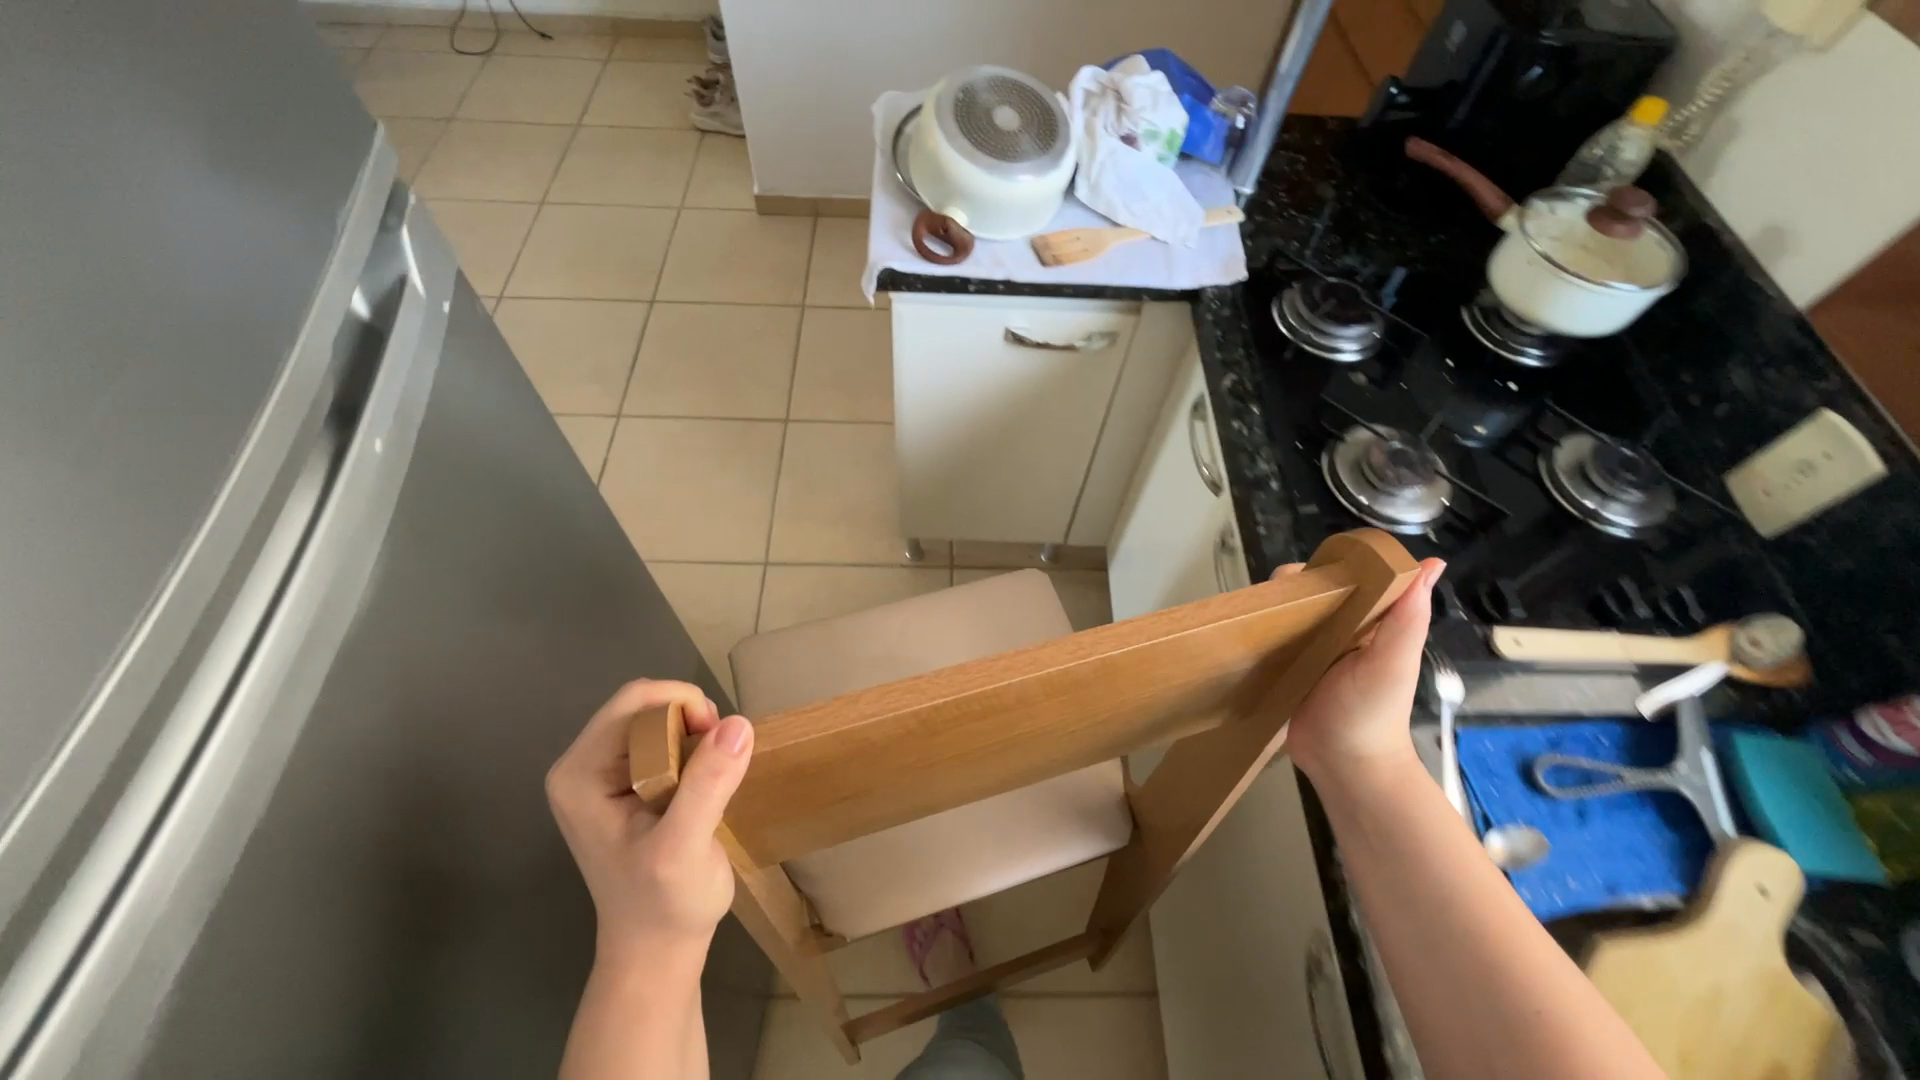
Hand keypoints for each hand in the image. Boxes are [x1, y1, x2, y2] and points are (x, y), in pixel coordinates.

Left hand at [546, 679, 753, 966]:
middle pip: (644, 705)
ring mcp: (603, 774)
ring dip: (694, 735)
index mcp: (579, 774)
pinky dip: (693, 748)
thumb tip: (738, 724)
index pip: (634, 702)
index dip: (682, 707)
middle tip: (722, 760)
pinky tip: (705, 782)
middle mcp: (583, 765)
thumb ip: (706, 785)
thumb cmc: (664, 905)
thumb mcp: (685, 847)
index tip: (718, 740)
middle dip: (690, 720)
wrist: (658, 949)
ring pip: (657, 718)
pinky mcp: (626, 783)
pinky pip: (663, 739)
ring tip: (714, 776)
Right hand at [1277, 558, 1445, 785]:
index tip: (1309, 575)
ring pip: (1283, 612)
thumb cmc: (1374, 713)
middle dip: (1289, 589)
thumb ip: (1408, 617)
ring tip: (1258, 620)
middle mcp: (1336, 629)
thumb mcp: (1394, 662)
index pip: (1344, 577)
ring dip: (1268, 609)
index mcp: (1367, 620)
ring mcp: (1306, 648)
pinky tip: (1244, 634)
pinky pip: (1266, 640)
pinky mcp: (1281, 667)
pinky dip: (1255, 633)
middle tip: (1278, 606)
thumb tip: (1431, 565)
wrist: (1344, 764)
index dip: (1326, 566)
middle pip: (1306, 591)